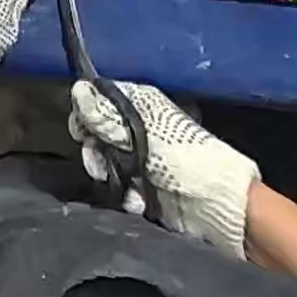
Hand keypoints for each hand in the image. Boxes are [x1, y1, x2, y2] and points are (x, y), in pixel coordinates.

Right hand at [69, 80, 259, 258]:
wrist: (218, 207)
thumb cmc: (184, 160)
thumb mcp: (142, 132)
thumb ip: (104, 114)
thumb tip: (77, 89)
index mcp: (140, 105)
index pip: (99, 98)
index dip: (85, 112)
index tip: (82, 130)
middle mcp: (137, 126)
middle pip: (96, 129)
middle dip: (93, 147)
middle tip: (96, 160)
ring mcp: (139, 155)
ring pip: (102, 156)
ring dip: (104, 170)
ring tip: (114, 182)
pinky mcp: (142, 182)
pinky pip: (117, 180)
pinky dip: (122, 190)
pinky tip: (133, 198)